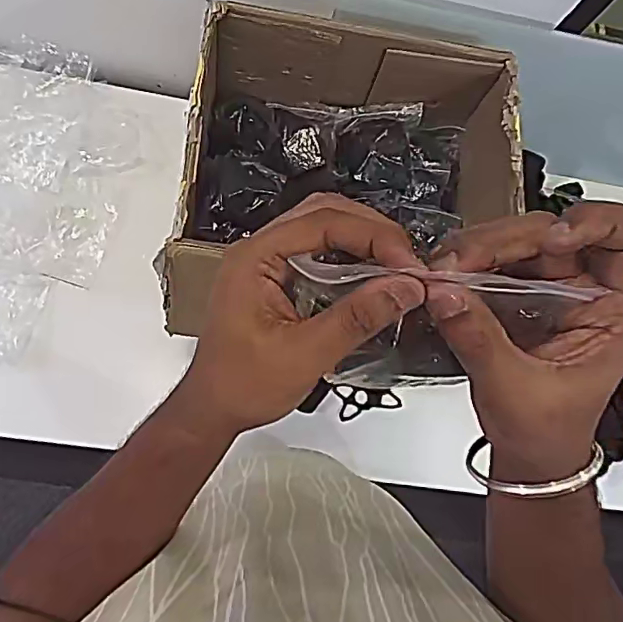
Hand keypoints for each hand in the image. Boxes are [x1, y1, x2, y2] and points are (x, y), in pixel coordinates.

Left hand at [167, 194, 426, 436]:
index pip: (324, 221)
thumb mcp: (306, 354)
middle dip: (374, 232)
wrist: (215, 408)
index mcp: (255, 258)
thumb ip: (356, 318)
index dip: (373, 236)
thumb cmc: (240, 385)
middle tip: (407, 261)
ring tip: (397, 270)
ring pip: (326, 229)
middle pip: (327, 213)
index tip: (405, 262)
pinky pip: (322, 254)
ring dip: (366, 243)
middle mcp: (260, 252)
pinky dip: (353, 261)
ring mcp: (269, 264)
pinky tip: (373, 280)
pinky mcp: (281, 279)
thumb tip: (402, 289)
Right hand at [425, 202, 622, 481]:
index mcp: (615, 311)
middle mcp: (584, 290)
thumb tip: (447, 293)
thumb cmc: (548, 431)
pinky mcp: (515, 291)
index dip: (602, 221)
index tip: (559, 239)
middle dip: (507, 238)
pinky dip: (463, 262)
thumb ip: (480, 340)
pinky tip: (444, 278)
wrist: (529, 454)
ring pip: (518, 238)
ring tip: (446, 272)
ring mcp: (548, 287)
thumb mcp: (516, 391)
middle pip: (556, 229)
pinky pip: (490, 259)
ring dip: (478, 248)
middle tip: (465, 262)